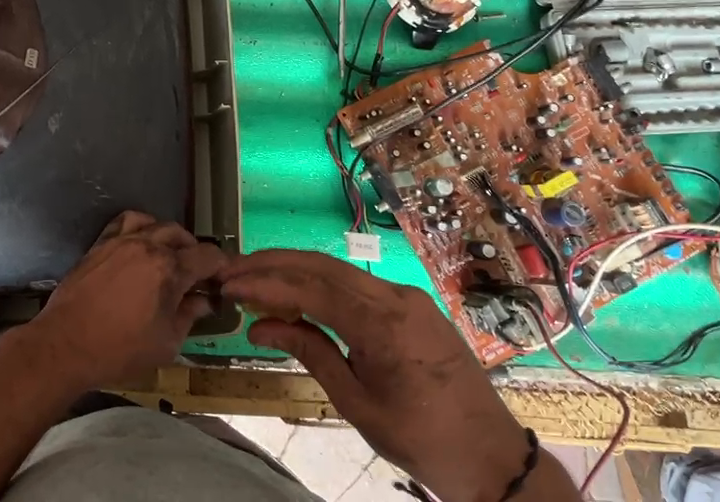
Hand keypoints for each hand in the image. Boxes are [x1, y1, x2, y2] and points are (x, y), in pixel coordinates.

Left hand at [16, 212, 225, 393]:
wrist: (66, 344)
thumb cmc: (120, 350)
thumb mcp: (166, 342)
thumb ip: (189, 315)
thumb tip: (204, 300)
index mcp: (169, 269)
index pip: (207, 256)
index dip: (221, 265)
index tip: (223, 278)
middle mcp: (147, 245)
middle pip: (181, 235)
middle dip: (195, 252)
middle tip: (197, 274)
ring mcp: (120, 241)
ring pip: (154, 223)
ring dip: (168, 237)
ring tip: (170, 256)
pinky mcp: (100, 244)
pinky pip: (125, 222)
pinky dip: (140, 226)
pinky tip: (141, 243)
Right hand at [220, 250, 539, 501]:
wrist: (491, 456)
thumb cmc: (420, 438)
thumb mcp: (356, 403)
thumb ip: (309, 352)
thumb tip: (259, 325)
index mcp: (382, 324)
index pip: (309, 287)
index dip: (264, 282)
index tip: (228, 283)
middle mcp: (395, 296)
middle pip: (321, 265)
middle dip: (272, 264)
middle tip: (231, 271)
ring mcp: (407, 296)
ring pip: (338, 269)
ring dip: (293, 270)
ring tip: (253, 278)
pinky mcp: (413, 304)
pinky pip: (358, 284)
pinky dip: (320, 283)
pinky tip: (297, 293)